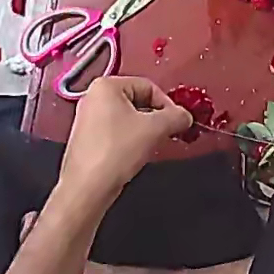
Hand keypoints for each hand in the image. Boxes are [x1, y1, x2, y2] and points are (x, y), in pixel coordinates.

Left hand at [56, 77, 192, 208]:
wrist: (87, 188)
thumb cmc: (118, 150)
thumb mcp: (155, 129)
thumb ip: (176, 117)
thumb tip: (186, 116)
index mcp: (106, 86)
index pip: (148, 87)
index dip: (167, 104)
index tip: (177, 122)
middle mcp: (93, 97)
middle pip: (138, 101)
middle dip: (156, 117)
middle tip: (168, 133)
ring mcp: (87, 118)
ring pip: (128, 117)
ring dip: (145, 129)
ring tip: (152, 144)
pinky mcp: (87, 137)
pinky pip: (117, 130)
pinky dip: (131, 138)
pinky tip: (135, 153)